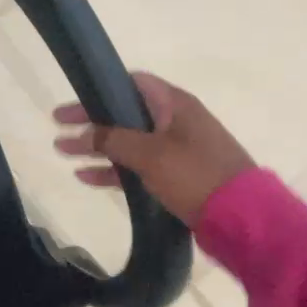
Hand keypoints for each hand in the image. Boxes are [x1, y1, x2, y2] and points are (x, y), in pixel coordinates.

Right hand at [52, 72, 254, 225]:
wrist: (248, 223)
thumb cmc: (196, 175)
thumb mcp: (150, 153)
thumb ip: (112, 139)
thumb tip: (84, 131)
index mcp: (174, 104)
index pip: (130, 82)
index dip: (99, 88)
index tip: (73, 100)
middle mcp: (176, 122)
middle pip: (124, 114)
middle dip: (90, 122)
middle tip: (58, 128)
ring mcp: (178, 151)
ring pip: (128, 142)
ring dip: (97, 147)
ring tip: (64, 154)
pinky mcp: (179, 177)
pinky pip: (138, 166)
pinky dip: (113, 169)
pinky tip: (87, 178)